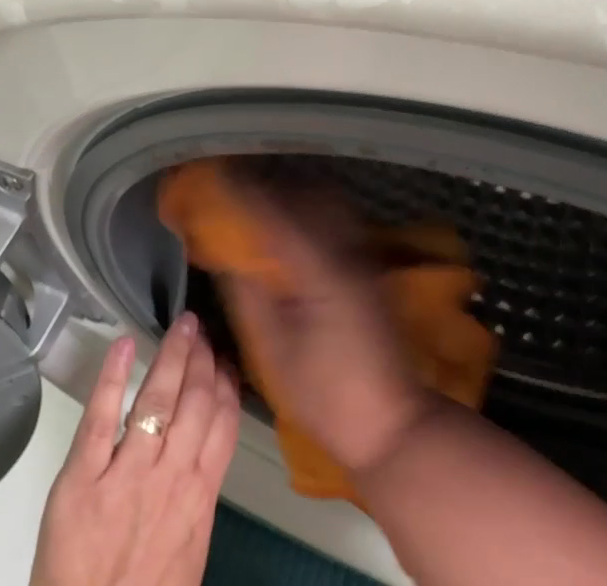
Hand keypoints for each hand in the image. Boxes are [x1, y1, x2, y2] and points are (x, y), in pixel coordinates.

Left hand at [31, 314, 240, 585]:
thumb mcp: (188, 550)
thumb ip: (194, 501)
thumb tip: (202, 461)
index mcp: (198, 498)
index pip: (222, 428)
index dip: (226, 387)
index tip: (228, 359)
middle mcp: (169, 478)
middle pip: (194, 406)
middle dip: (201, 361)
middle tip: (202, 328)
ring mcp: (126, 474)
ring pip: (156, 403)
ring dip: (171, 359)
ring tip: (181, 327)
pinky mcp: (82, 477)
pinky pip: (99, 418)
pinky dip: (112, 378)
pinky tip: (124, 345)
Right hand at [217, 180, 433, 474]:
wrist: (392, 423)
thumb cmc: (326, 394)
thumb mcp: (273, 351)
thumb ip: (248, 297)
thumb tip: (224, 258)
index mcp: (318, 269)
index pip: (274, 212)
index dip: (242, 193)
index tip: (214, 182)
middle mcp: (345, 253)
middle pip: (306, 195)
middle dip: (269, 186)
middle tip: (235, 190)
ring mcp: (364, 261)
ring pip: (327, 206)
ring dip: (292, 196)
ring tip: (260, 204)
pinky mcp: (370, 273)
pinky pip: (338, 224)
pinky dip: (312, 214)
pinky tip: (291, 231)